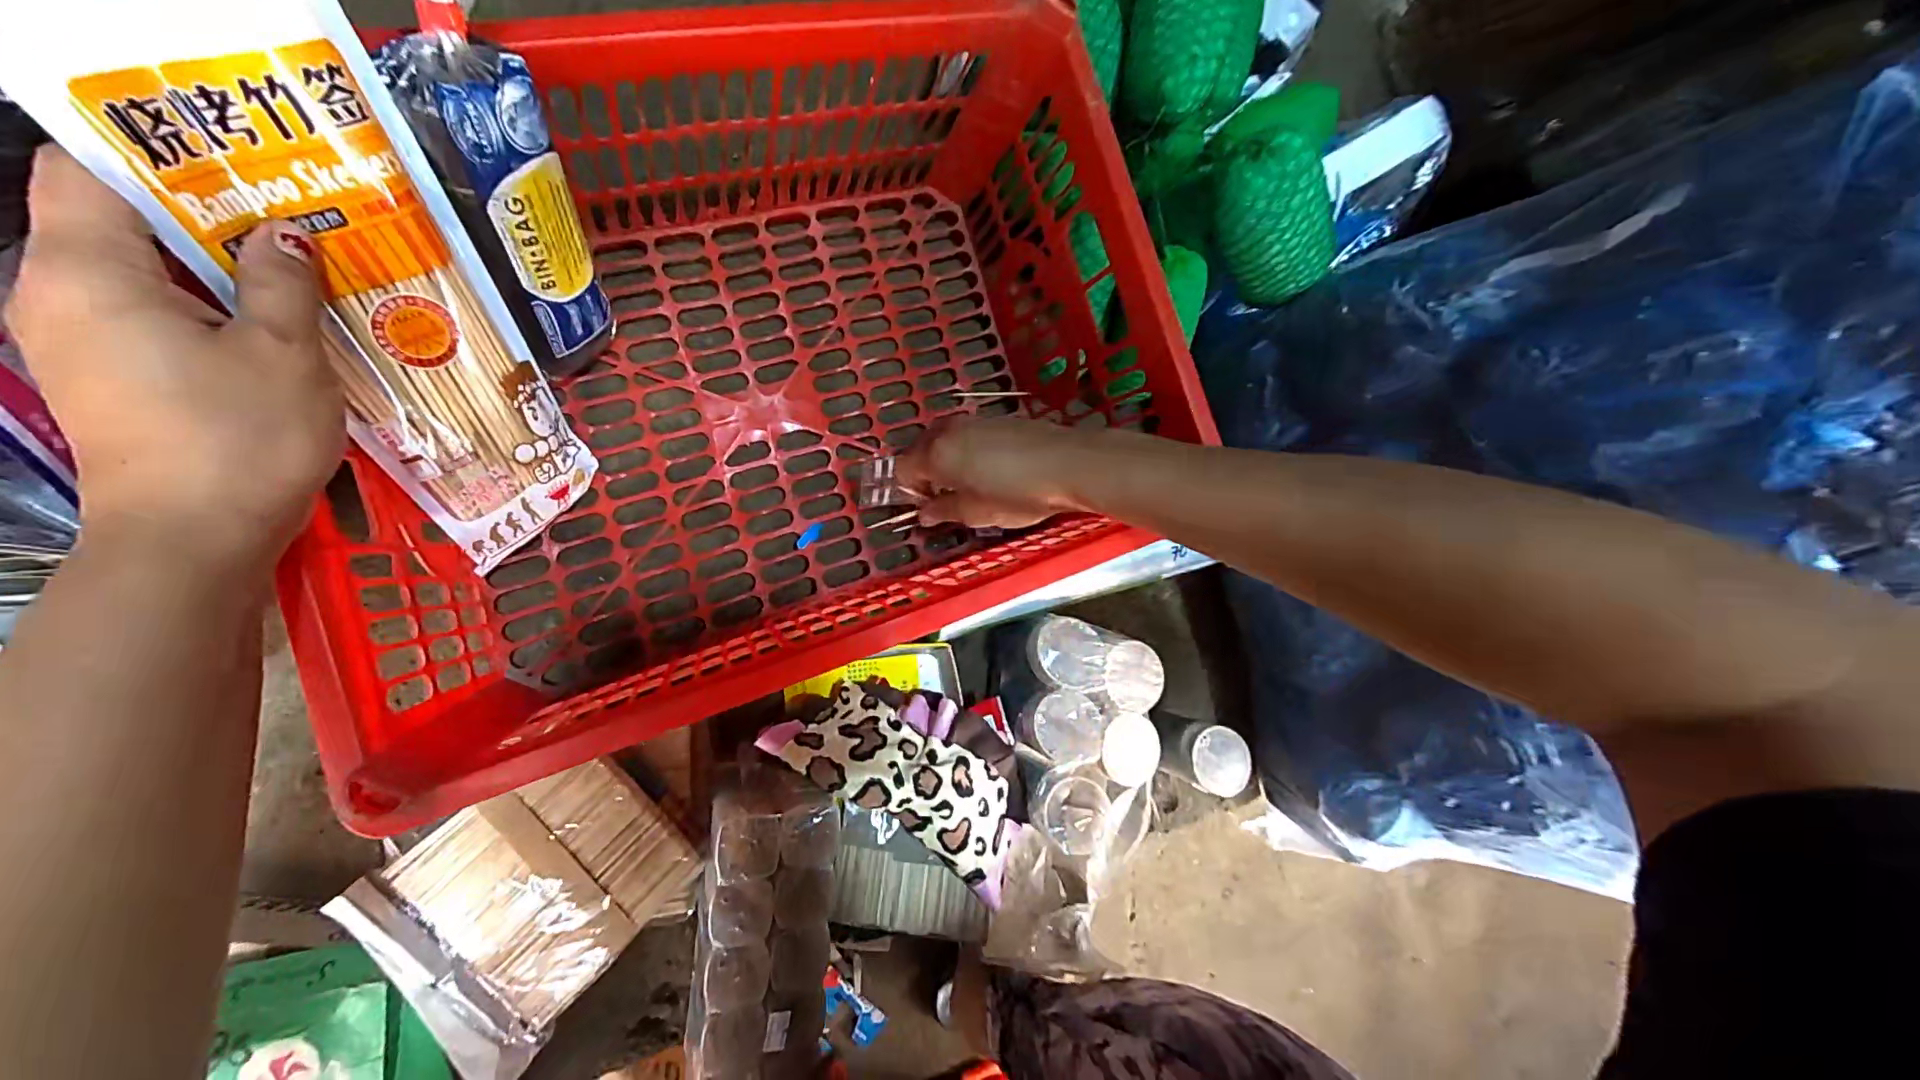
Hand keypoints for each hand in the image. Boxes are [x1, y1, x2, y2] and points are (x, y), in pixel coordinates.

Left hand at [4, 147, 342, 570]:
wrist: (194, 538)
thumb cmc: (239, 437)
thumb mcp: (282, 354)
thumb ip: (280, 284)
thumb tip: (284, 235)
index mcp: (85, 272)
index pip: (83, 170)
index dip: (154, 154)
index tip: (234, 162)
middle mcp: (57, 294)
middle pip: (119, 223)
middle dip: (204, 216)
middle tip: (289, 216)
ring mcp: (78, 341)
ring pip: (144, 276)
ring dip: (216, 270)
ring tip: (293, 272)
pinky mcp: (110, 378)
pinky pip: (154, 319)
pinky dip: (208, 312)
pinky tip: (271, 328)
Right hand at [896, 416, 1098, 527]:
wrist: (1068, 463)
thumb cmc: (1017, 494)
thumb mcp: (977, 513)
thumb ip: (944, 511)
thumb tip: (925, 513)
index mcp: (936, 454)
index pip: (902, 468)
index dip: (910, 490)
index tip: (929, 507)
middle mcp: (949, 430)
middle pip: (922, 449)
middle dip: (926, 471)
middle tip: (945, 496)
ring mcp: (976, 420)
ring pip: (947, 439)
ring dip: (949, 460)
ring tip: (970, 484)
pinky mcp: (1000, 418)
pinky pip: (971, 434)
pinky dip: (969, 450)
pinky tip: (993, 469)